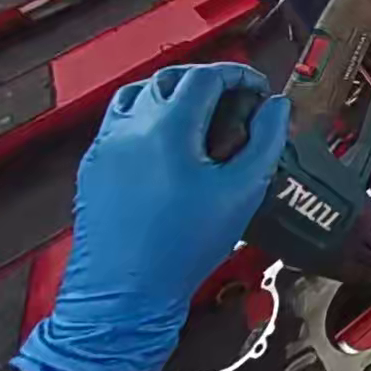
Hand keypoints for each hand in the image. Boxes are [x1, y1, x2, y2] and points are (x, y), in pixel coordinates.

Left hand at [13, 64, 289, 370]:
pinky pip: (121, 120)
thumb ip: (267, 138)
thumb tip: (276, 106)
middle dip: (209, 80)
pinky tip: (177, 140)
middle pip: (169, 78)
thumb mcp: (245, 187)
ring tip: (206, 112)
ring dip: (176, 93)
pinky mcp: (94, 168)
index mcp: (167, 129)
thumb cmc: (187, 241)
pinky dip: (153, 114)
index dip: (239, 75)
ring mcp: (105, 148)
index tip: (260, 90)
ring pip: (138, 94)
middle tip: (238, 98)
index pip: (205, 77)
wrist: (124, 295)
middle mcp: (129, 130)